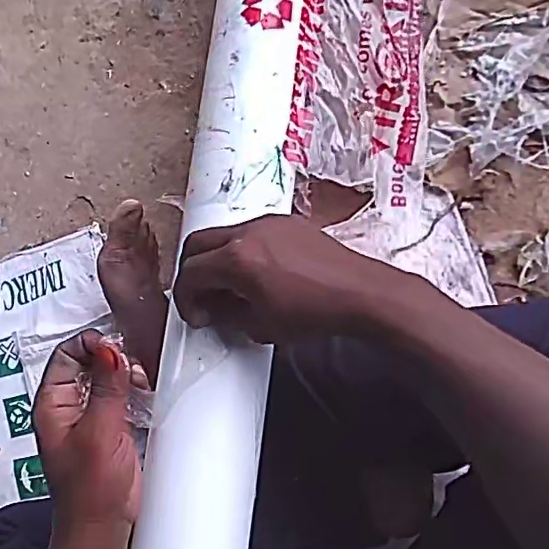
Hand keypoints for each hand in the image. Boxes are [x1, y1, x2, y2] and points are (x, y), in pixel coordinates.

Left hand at [35, 330, 142, 525]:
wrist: (102, 526)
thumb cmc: (88, 491)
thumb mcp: (99, 432)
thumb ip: (107, 389)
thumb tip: (109, 350)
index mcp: (52, 404)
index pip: (67, 354)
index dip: (91, 345)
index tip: (117, 350)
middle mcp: (68, 408)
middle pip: (89, 363)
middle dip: (113, 361)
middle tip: (132, 370)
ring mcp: (90, 417)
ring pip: (107, 379)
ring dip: (126, 376)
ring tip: (140, 383)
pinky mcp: (110, 429)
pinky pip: (121, 398)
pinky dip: (134, 392)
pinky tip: (145, 396)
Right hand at [172, 214, 422, 342]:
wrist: (362, 295)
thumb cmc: (316, 312)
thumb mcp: (260, 324)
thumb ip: (226, 314)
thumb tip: (212, 309)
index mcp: (237, 259)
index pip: (191, 273)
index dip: (186, 299)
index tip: (196, 315)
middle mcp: (249, 232)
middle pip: (198, 245)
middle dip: (193, 273)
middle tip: (201, 297)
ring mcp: (270, 223)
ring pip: (224, 236)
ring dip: (217, 260)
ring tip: (230, 289)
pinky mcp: (289, 224)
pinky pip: (251, 233)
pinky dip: (241, 252)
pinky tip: (256, 276)